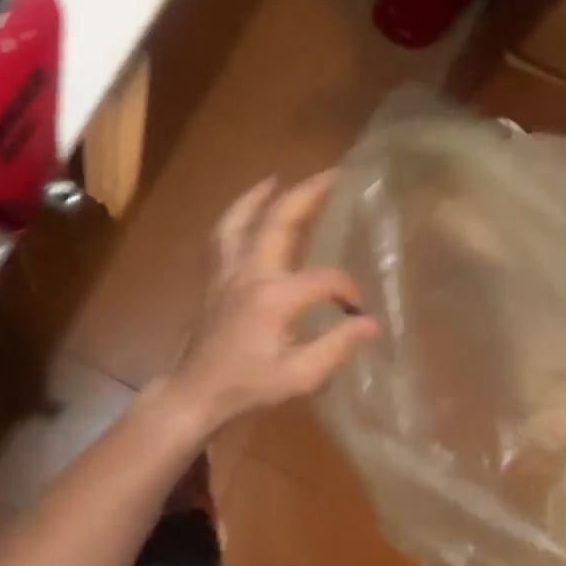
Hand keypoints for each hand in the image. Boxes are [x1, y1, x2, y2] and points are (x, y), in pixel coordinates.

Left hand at [161, 172, 380, 429]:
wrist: (196, 391)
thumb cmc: (247, 387)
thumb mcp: (299, 376)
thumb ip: (336, 347)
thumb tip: (370, 322)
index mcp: (273, 298)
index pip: (323, 278)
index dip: (347, 290)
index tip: (357, 310)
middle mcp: (247, 274)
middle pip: (276, 223)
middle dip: (305, 195)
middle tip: (332, 175)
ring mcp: (225, 273)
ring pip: (238, 222)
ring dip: (259, 198)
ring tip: (276, 179)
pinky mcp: (213, 279)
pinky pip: (222, 237)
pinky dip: (236, 218)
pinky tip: (247, 214)